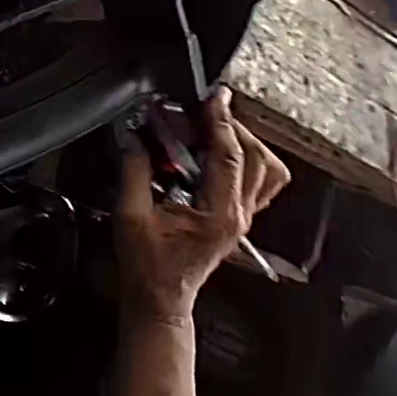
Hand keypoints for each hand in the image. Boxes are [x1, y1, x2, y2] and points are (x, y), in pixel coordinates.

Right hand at [115, 89, 290, 323]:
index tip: (214, 96)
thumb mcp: (130, 215)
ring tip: (216, 129)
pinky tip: (221, 153)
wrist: (160, 299)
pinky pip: (259, 182)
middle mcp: (238, 215)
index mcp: (217, 214)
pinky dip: (247, 160)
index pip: (229, 156)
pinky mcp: (238, 220)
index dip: (221, 121)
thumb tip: (133, 136)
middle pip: (254, 157)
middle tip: (204, 110)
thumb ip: (133, 171)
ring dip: (244, 143)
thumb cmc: (147, 265)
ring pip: (266, 170)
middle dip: (230, 127)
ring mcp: (243, 219)